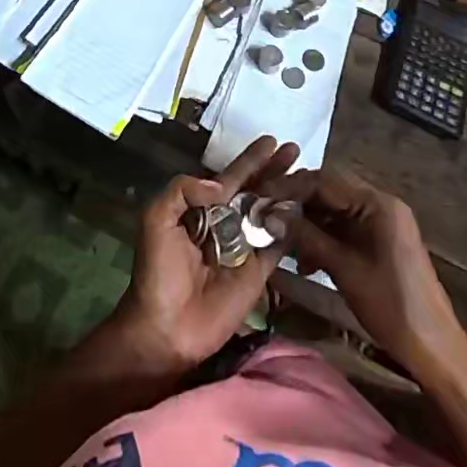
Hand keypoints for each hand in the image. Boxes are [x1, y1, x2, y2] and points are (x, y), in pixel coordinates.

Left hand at [105, 136, 300, 378]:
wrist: (167, 326)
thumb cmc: (157, 272)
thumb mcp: (155, 220)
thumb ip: (181, 191)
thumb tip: (219, 184)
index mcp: (202, 209)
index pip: (231, 177)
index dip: (251, 159)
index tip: (271, 140)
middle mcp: (226, 223)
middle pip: (256, 189)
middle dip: (275, 170)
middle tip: (296, 149)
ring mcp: (245, 247)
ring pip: (272, 212)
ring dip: (290, 193)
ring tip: (310, 175)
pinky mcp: (260, 272)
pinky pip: (280, 244)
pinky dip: (294, 227)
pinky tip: (308, 209)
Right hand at [266, 169, 466, 380]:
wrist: (432, 344)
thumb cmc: (390, 304)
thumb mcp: (343, 268)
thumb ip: (307, 237)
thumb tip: (270, 215)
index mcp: (377, 204)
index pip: (325, 179)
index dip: (290, 186)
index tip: (261, 197)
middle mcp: (381, 204)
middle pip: (330, 190)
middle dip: (297, 202)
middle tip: (267, 216)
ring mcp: (383, 221)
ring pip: (335, 209)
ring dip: (308, 222)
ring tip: (283, 241)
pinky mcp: (380, 239)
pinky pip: (345, 226)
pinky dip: (323, 237)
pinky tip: (307, 260)